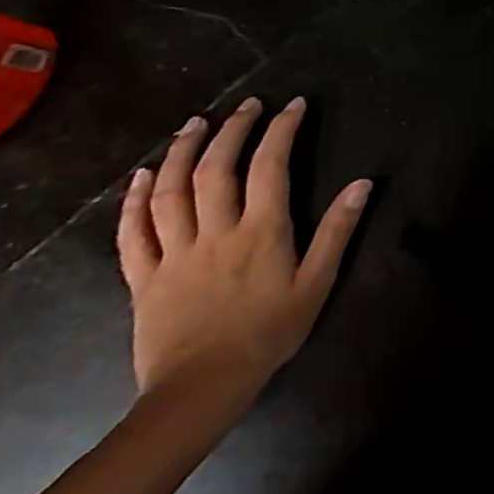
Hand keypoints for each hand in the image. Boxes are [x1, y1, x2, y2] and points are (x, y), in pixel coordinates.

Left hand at [117, 96, 370, 404]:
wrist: (202, 388)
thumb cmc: (269, 332)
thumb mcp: (317, 282)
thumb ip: (337, 230)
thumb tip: (362, 183)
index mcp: (261, 231)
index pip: (271, 167)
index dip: (281, 130)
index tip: (292, 105)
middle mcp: (215, 232)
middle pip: (216, 170)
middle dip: (231, 131)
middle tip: (245, 105)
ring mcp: (174, 253)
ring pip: (169, 193)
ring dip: (180, 152)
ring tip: (193, 124)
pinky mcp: (143, 277)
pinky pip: (131, 234)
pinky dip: (132, 201)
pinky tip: (140, 176)